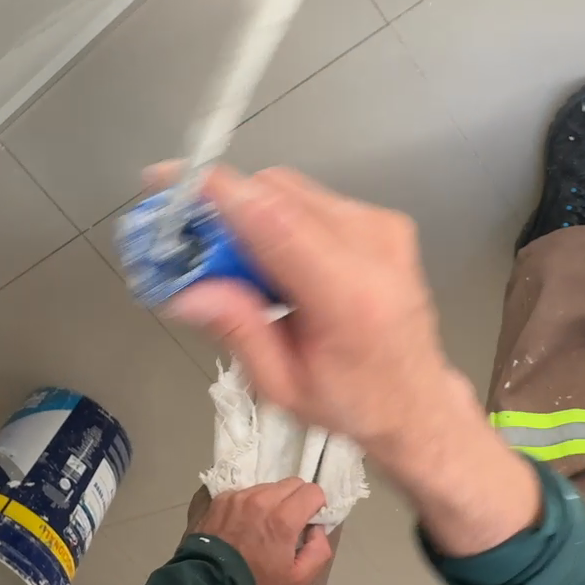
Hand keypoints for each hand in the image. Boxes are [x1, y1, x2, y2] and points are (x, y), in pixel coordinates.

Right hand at [152, 164, 472, 453]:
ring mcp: (383, 227)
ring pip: (291, 189)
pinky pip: (311, 199)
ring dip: (250, 214)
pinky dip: (278, 219)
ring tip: (239, 265)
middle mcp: (373, 246)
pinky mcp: (383, 221)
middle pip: (277, 192)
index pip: (273, 220)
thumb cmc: (353, 403)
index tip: (166, 181)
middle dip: (224, 208)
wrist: (418, 402)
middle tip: (192, 245)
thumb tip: (184, 291)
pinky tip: (277, 263)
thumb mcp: (282, 385)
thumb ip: (236, 330)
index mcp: (349, 296)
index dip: (215, 193)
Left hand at [190, 478, 334, 584]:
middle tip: (289, 524)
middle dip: (297, 500)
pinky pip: (246, 492)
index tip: (309, 523)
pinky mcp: (221, 499)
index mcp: (282, 518)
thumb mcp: (299, 581)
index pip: (312, 491)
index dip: (316, 506)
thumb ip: (319, 550)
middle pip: (292, 483)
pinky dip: (251, 503)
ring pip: (268, 486)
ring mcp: (238, 497)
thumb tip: (317, 528)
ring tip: (264, 525)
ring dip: (274, 500)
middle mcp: (260, 500)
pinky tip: (244, 524)